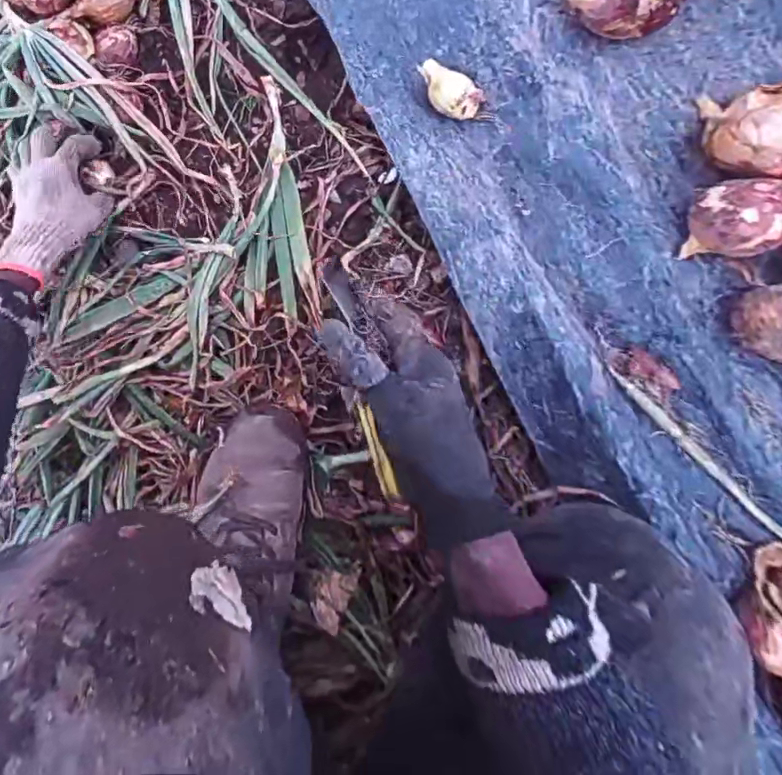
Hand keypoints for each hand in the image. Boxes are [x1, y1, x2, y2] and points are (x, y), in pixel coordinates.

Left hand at [0, 124, 115, 286]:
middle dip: (54, 134)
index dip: (87, 142)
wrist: (36, 244)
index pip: (74, 143)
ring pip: (22, 148)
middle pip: (40, 135)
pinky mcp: (15, 191)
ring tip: (46, 153)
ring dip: (34, 146)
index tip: (96, 149)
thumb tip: (108, 195)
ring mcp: (23, 177)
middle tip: (65, 142)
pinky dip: (23, 165)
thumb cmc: (67, 225)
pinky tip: (31, 172)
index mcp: (59, 165)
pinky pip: (15, 168)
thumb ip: (103, 199)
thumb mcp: (94, 212)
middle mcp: (38, 165)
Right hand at [317, 300, 506, 548]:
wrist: (454, 501)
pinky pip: (383, 394)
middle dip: (356, 342)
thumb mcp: (386, 398)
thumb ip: (357, 361)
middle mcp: (424, 369)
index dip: (364, 298)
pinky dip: (367, 397)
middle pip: (381, 341)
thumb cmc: (424, 443)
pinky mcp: (414, 415)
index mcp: (424, 357)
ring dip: (360, 375)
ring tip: (350, 391)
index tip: (339, 280)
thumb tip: (327, 325)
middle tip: (329, 337)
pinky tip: (360, 411)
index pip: (390, 315)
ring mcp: (420, 393)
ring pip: (379, 369)